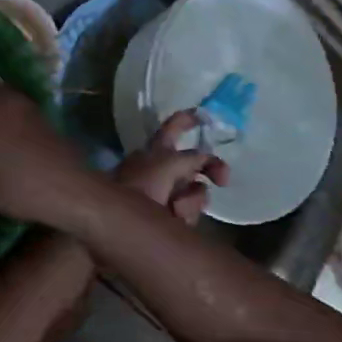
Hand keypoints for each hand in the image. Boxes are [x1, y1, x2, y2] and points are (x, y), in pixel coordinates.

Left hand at [113, 110, 230, 223]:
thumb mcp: (168, 164)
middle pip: (197, 164)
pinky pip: (190, 214)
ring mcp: (165, 191)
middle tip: (221, 180)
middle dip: (208, 174)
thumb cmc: (140, 186)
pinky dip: (186, 217)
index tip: (208, 118)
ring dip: (191, 202)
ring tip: (175, 210)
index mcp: (158, 149)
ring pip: (196, 192)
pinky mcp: (166, 216)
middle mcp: (162, 166)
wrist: (121, 223)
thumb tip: (206, 158)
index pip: (175, 126)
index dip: (191, 119)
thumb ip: (192, 158)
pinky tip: (174, 221)